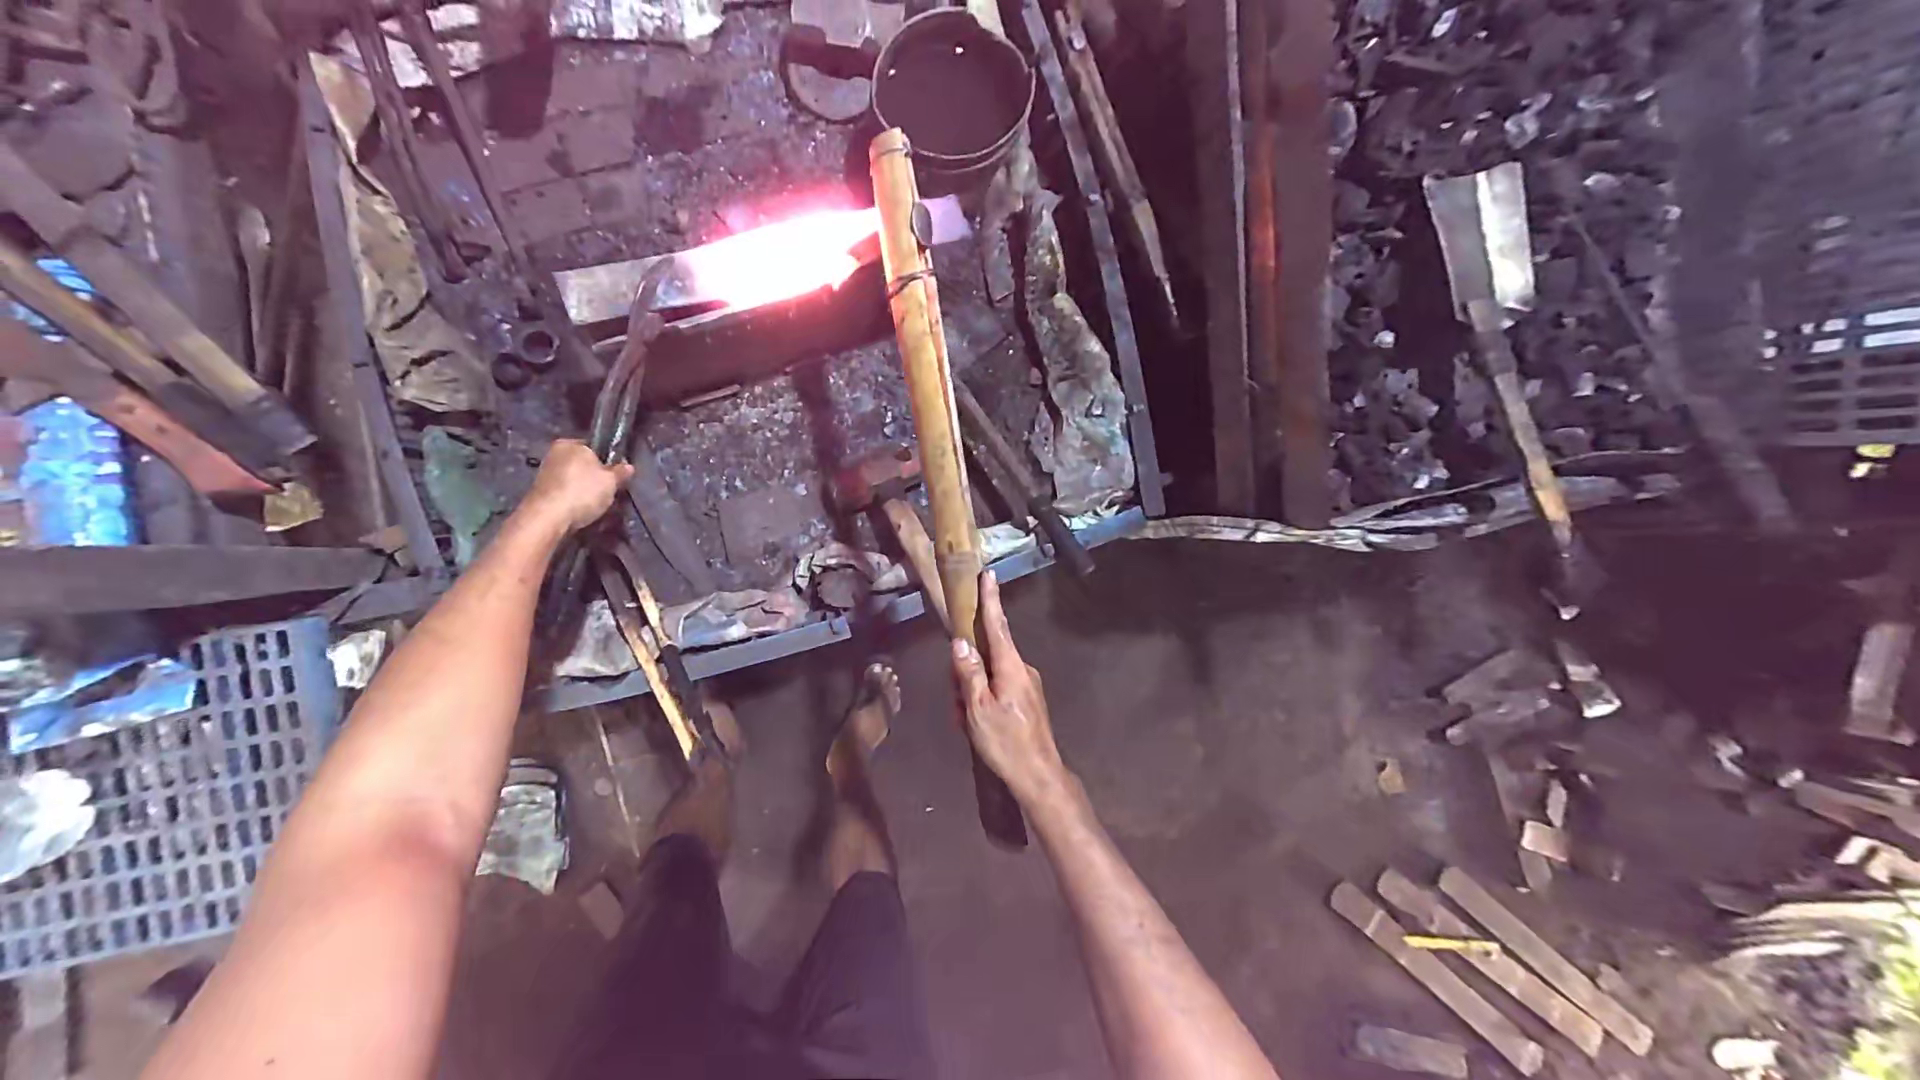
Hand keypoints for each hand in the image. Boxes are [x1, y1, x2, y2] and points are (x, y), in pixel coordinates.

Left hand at [519, 440, 631, 532]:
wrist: (548, 517)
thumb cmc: (582, 491)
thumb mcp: (611, 481)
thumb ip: (620, 472)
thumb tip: (628, 466)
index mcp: (569, 443)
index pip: (594, 447)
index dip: (608, 460)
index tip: (617, 475)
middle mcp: (554, 454)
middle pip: (583, 464)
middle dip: (595, 476)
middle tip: (610, 490)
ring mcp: (544, 473)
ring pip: (573, 479)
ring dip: (584, 489)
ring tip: (597, 504)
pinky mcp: (540, 492)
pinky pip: (564, 492)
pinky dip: (573, 499)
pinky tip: (581, 510)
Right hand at [951, 571, 1070, 808]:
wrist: (1039, 775)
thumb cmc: (1005, 742)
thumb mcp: (977, 709)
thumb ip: (968, 673)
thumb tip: (960, 642)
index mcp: (1011, 666)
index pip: (997, 625)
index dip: (990, 600)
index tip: (988, 575)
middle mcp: (1023, 668)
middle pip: (989, 652)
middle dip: (968, 669)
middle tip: (958, 703)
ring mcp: (1027, 683)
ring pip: (991, 673)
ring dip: (972, 691)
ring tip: (966, 720)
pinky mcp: (1027, 698)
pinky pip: (998, 687)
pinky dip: (982, 699)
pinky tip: (976, 724)